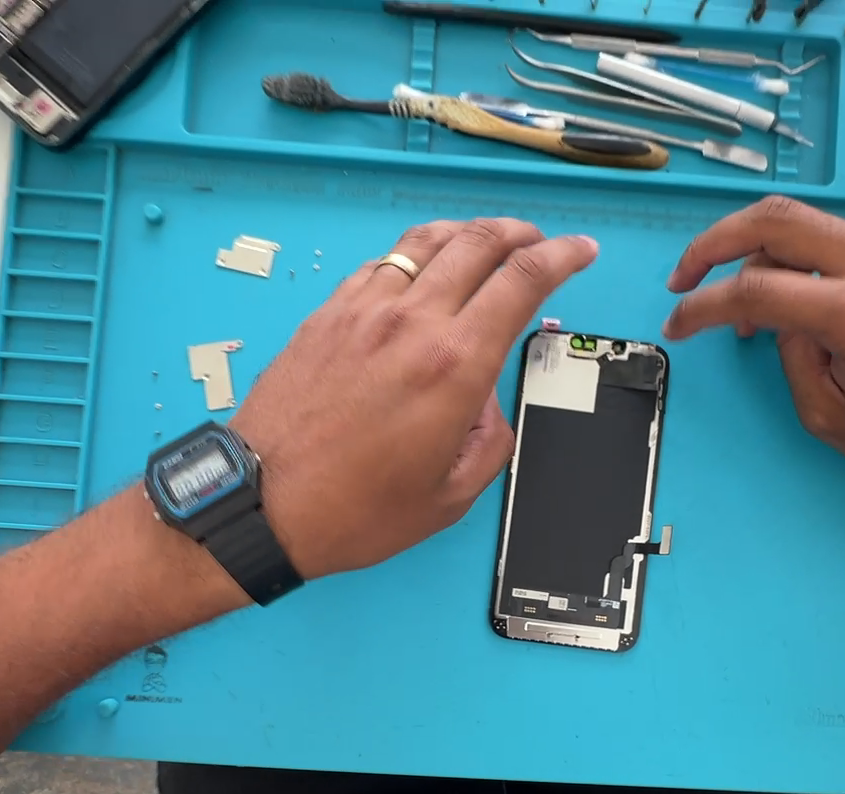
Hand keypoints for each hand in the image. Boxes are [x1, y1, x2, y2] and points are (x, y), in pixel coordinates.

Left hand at [230, 219, 598, 578]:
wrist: (265, 504)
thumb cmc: (356, 509)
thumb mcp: (452, 496)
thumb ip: (490, 441)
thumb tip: (485, 405)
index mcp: (455, 366)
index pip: (522, 281)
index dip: (562, 256)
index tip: (579, 250)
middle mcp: (412, 323)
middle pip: (479, 243)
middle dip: (520, 233)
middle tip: (538, 241)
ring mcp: (364, 311)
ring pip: (427, 242)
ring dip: (467, 232)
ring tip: (484, 240)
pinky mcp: (328, 315)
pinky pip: (381, 264)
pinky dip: (413, 256)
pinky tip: (418, 271)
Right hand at [661, 196, 844, 513]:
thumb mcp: (827, 414)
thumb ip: (791, 354)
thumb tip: (775, 317)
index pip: (756, 288)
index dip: (702, 305)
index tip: (677, 324)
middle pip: (777, 219)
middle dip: (716, 242)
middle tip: (684, 276)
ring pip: (804, 222)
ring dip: (754, 251)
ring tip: (737, 308)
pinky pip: (831, 241)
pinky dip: (792, 260)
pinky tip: (782, 299)